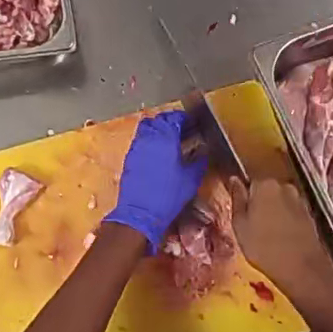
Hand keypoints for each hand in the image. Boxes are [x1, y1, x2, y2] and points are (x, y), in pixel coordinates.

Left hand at [102, 111, 206, 251]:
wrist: (140, 213)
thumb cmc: (168, 195)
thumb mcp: (191, 179)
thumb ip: (199, 161)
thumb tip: (203, 152)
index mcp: (165, 137)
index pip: (174, 118)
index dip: (185, 119)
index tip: (193, 125)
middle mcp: (148, 137)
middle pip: (158, 120)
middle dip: (170, 122)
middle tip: (182, 131)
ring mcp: (136, 147)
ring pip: (146, 129)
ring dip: (158, 131)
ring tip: (171, 142)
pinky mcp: (129, 158)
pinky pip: (140, 141)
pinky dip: (150, 142)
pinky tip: (159, 154)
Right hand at [227, 177, 332, 313]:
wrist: (301, 268)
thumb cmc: (263, 247)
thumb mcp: (240, 224)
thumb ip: (237, 198)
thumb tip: (234, 179)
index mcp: (265, 184)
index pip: (249, 182)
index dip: (244, 197)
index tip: (241, 213)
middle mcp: (284, 186)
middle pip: (266, 189)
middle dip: (259, 202)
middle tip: (251, 225)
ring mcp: (299, 199)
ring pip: (279, 201)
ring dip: (272, 211)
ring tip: (266, 233)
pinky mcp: (309, 213)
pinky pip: (290, 211)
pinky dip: (284, 219)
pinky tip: (280, 236)